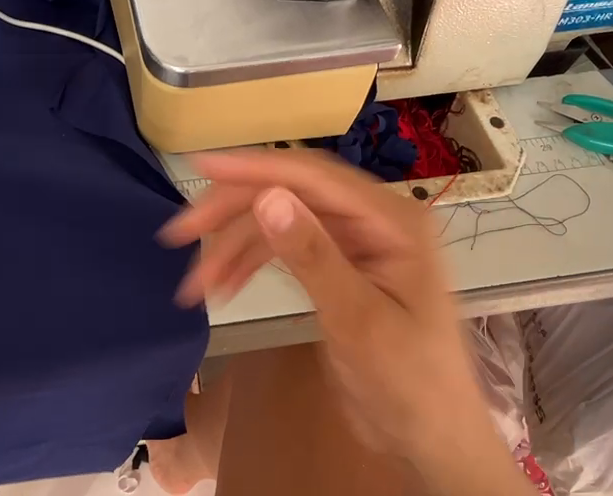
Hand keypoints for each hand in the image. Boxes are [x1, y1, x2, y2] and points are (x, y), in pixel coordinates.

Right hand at [161, 152, 526, 493]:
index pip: (312, 176)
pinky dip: (249, 264)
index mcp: (389, 219)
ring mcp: (351, 241)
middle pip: (287, 195)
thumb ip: (313, 256)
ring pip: (277, 223)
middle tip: (179, 234)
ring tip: (193, 284)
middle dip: (231, 212)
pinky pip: (282, 250)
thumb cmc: (410, 385)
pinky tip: (220, 288)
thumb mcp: (359, 321)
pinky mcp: (335, 265)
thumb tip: (267, 198)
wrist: (432, 444)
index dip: (255, 168)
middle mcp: (369, 219)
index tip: (202, 169)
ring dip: (233, 248)